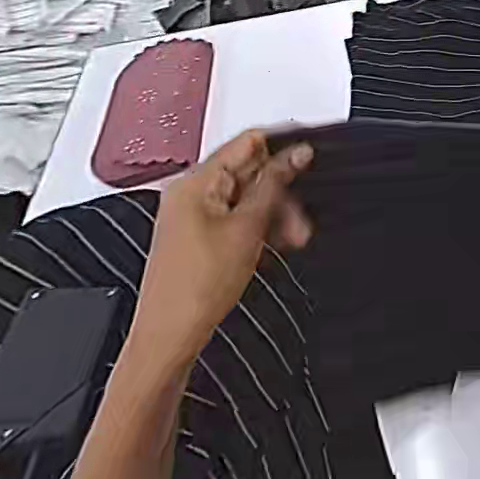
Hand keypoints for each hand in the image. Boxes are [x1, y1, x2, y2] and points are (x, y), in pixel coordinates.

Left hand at [136, 130, 312, 344]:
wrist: (170, 336)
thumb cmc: (196, 287)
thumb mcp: (248, 227)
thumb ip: (274, 184)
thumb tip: (295, 153)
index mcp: (195, 181)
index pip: (247, 142)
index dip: (281, 146)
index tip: (309, 153)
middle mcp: (191, 191)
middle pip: (248, 171)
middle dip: (281, 190)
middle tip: (303, 212)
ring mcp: (194, 213)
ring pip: (247, 196)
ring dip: (275, 211)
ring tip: (295, 235)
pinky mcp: (199, 234)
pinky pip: (237, 216)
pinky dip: (259, 225)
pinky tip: (277, 241)